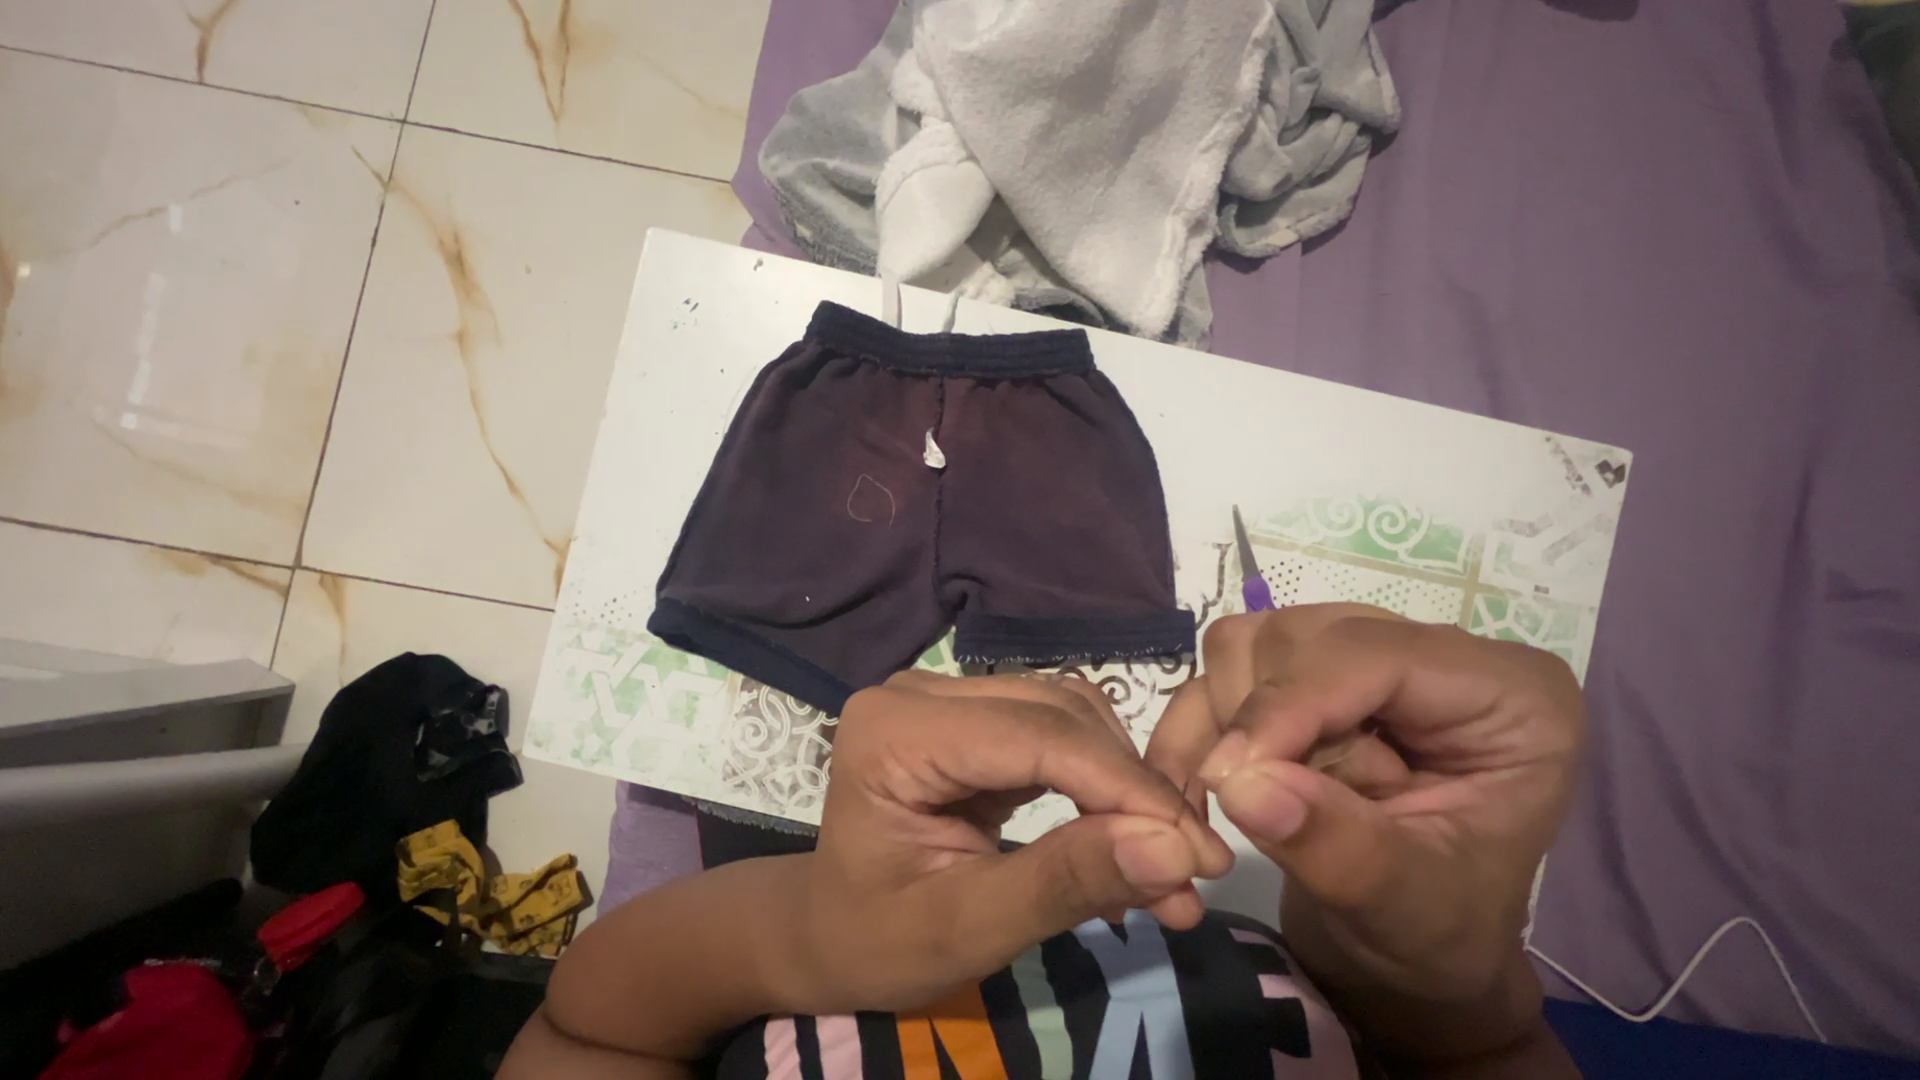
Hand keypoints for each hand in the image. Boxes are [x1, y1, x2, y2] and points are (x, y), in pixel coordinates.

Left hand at [785, 671, 1235, 1013]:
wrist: (833, 930)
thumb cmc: (878, 939)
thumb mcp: (967, 928)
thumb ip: (1064, 883)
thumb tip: (1174, 849)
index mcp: (895, 732)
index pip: (1035, 737)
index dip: (1125, 788)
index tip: (1199, 853)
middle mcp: (921, 692)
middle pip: (1058, 714)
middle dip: (1133, 790)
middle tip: (1192, 870)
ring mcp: (947, 698)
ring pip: (1069, 715)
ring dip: (1126, 784)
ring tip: (1167, 863)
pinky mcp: (974, 718)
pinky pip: (1057, 732)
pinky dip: (1102, 782)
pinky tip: (1130, 836)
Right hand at [1144, 604, 1585, 1061]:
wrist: (1407, 954)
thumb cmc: (1436, 934)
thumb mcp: (1410, 910)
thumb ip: (1339, 848)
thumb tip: (1239, 782)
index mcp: (1506, 695)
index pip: (1373, 654)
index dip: (1290, 703)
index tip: (1226, 775)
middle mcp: (1430, 653)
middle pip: (1300, 637)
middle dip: (1263, 726)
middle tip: (1264, 810)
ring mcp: (1359, 656)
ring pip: (1248, 644)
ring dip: (1225, 724)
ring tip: (1258, 799)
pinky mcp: (1305, 673)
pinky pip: (1219, 669)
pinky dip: (1196, 728)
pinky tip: (1204, 785)